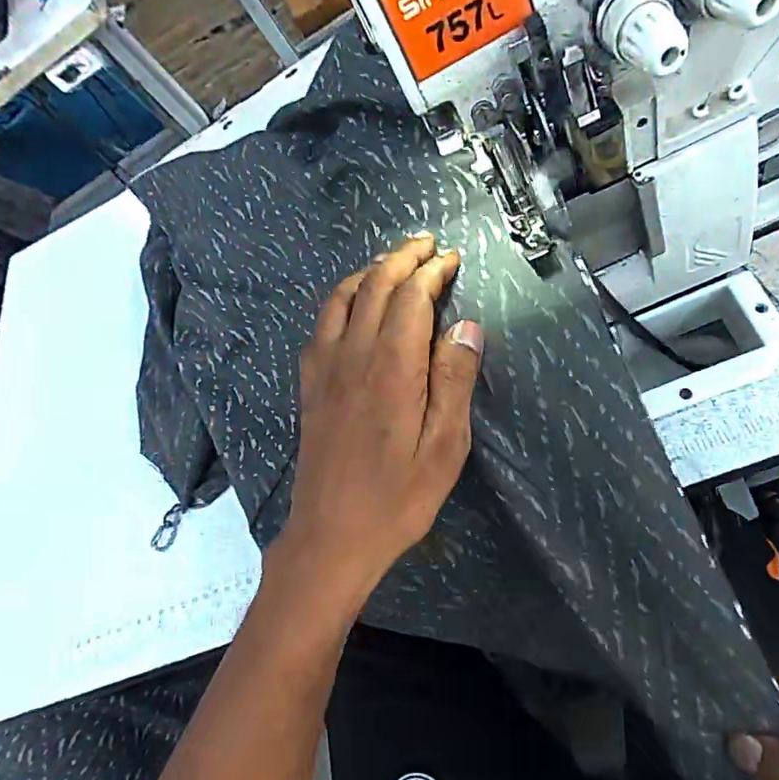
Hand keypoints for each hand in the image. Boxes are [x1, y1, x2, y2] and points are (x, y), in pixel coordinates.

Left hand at [273, 233, 483, 602]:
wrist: (332, 536)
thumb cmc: (399, 497)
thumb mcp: (445, 447)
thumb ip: (454, 382)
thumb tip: (467, 328)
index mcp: (392, 369)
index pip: (411, 299)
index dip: (433, 273)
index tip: (453, 259)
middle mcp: (353, 357)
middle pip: (375, 288)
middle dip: (402, 259)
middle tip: (428, 244)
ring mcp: (325, 370)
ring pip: (343, 300)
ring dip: (371, 272)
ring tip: (394, 263)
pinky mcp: (311, 386)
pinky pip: (322, 325)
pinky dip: (342, 299)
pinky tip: (354, 306)